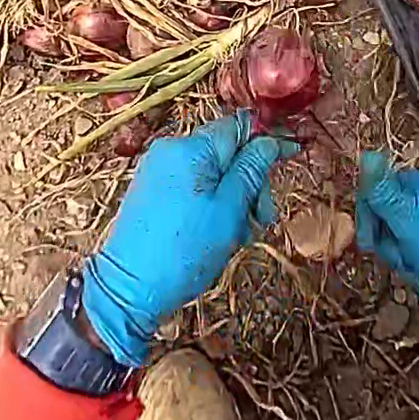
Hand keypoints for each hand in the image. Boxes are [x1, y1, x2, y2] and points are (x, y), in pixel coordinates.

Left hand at [80, 112, 297, 366]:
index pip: (241, 125)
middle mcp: (173, 150)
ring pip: (216, 171)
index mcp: (190, 148)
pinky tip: (223, 232)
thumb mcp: (229, 209)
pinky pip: (197, 185)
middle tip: (263, 216)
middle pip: (230, 150)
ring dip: (237, 196)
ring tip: (241, 233)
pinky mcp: (155, 191)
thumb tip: (273, 139)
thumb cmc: (183, 251)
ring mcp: (161, 171)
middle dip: (253, 179)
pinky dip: (216, 203)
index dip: (270, 137)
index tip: (294, 152)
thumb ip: (253, 168)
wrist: (124, 295)